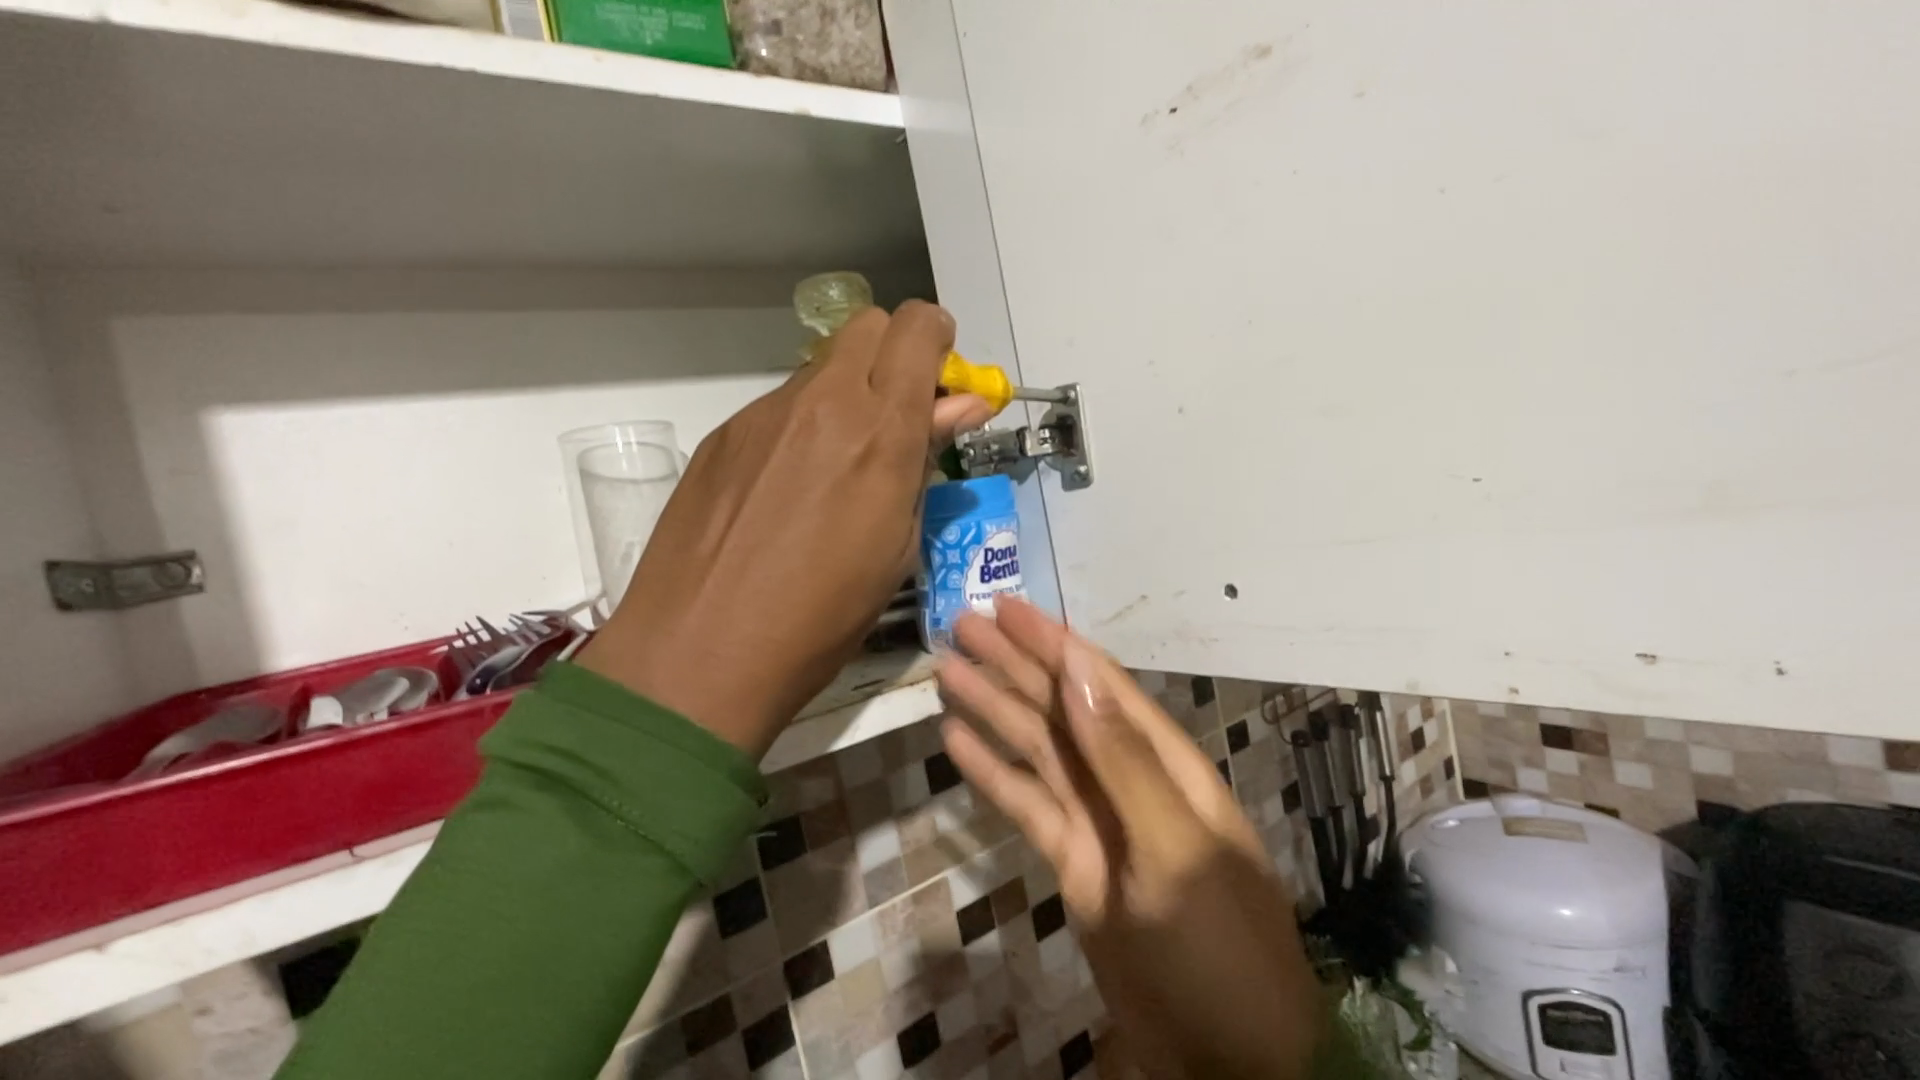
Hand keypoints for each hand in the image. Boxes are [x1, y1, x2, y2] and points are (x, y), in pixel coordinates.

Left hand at [578, 302, 991, 756]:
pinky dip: (799, 429)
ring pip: (820, 369)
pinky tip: (784, 494)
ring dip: (845, 396)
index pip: (918, 327)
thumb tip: (956, 409)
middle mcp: (821, 402)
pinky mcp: (722, 437)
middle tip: (895, 423)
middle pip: (868, 326)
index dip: (938, 345)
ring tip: (835, 474)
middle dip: (893, 356)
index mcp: (879, 430)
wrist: (700, 652)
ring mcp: (763, 415)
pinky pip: (777, 408)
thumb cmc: (822, 618)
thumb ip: (924, 462)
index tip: (941, 388)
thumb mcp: (896, 547)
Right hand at [937, 598, 1322, 1078]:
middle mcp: (1127, 780)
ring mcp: (1097, 823)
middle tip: (958, 624)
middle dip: (1012, 663)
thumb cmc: (1218, 946)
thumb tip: (1078, 671)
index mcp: (1164, 764)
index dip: (1049, 642)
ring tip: (947, 671)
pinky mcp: (1073, 865)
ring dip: (994, 709)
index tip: (1004, 605)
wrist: (1229, 1056)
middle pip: (1060, 707)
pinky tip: (958, 742)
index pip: (1097, 684)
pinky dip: (992, 772)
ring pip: (1036, 750)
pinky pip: (1025, 805)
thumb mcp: (1175, 847)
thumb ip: (1124, 759)